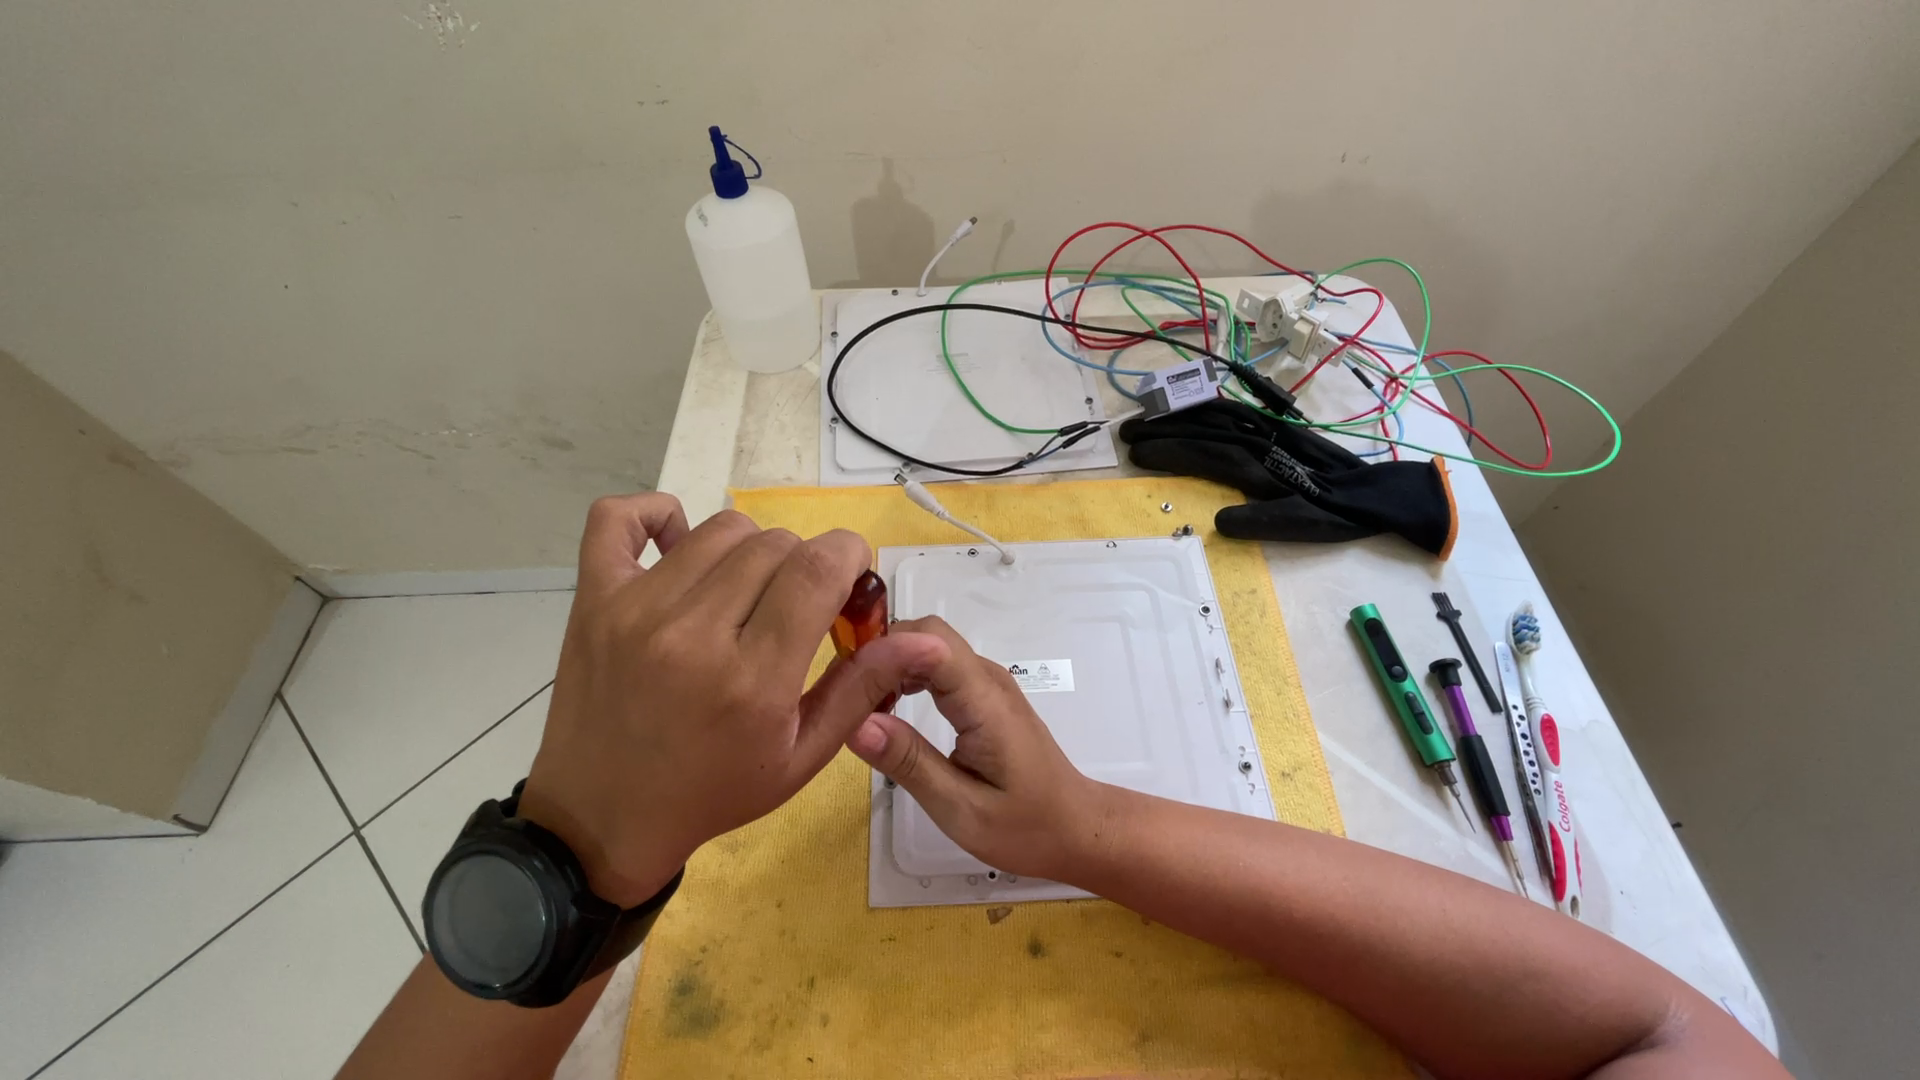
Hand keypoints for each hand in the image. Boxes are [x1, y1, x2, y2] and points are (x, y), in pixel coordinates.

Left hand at [519, 495, 948, 905]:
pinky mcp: (593, 600)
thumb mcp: (803, 756)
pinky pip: (618, 518)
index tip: (850, 579)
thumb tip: (926, 640)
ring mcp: (635, 609)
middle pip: (777, 544)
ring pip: (720, 529)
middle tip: (796, 604)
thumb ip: (863, 687)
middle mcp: (695, 632)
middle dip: (805, 563)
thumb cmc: (714, 792)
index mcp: (753, 678)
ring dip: (750, 550)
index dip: (850, 556)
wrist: (603, 819)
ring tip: (744, 592)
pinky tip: (677, 543)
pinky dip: (655, 516)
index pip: (819, 567)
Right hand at [844, 615, 1107, 879]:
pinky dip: (908, 674)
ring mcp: (989, 682)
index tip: (842, 678)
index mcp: (984, 702)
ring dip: (891, 662)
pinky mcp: (984, 693)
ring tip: (858, 702)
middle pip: (927, 635)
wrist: (1075, 827)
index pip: (929, 643)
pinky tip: (889, 707)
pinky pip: (940, 665)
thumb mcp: (960, 809)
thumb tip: (855, 723)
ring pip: (931, 646)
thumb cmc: (1025, 826)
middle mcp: (988, 678)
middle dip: (881, 651)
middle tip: (844, 694)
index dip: (883, 648)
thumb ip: (909, 763)